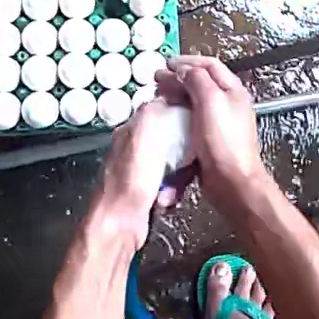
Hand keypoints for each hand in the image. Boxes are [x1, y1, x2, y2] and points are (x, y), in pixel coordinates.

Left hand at [90, 99, 189, 240]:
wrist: (118, 223)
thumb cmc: (132, 179)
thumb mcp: (148, 130)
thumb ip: (158, 109)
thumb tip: (171, 95)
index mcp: (134, 127)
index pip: (165, 110)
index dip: (184, 116)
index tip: (200, 125)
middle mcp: (134, 146)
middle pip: (174, 139)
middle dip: (185, 153)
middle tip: (187, 166)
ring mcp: (139, 169)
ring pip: (174, 164)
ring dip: (179, 177)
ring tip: (173, 189)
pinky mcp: (145, 191)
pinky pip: (170, 185)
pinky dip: (172, 193)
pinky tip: (167, 201)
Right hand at [156, 55, 268, 208]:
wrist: (231, 181)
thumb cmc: (223, 141)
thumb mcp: (210, 100)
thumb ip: (197, 79)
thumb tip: (184, 70)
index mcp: (232, 90)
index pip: (209, 65)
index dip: (187, 61)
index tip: (167, 64)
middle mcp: (228, 103)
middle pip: (201, 82)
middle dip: (178, 78)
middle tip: (158, 80)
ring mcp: (219, 122)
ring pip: (194, 101)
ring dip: (176, 96)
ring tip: (159, 97)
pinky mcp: (209, 139)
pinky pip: (191, 120)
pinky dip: (178, 115)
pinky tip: (166, 119)